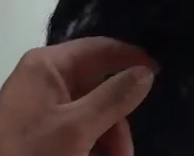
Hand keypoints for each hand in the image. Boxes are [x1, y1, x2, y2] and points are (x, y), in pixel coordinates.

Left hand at [0, 38, 155, 155]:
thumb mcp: (75, 130)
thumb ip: (113, 98)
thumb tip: (146, 71)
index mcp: (48, 66)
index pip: (100, 48)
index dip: (131, 59)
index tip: (159, 75)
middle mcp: (43, 81)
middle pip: (96, 88)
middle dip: (116, 122)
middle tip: (125, 155)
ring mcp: (37, 111)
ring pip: (87, 117)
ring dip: (105, 141)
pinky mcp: (34, 139)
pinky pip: (72, 136)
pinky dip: (87, 150)